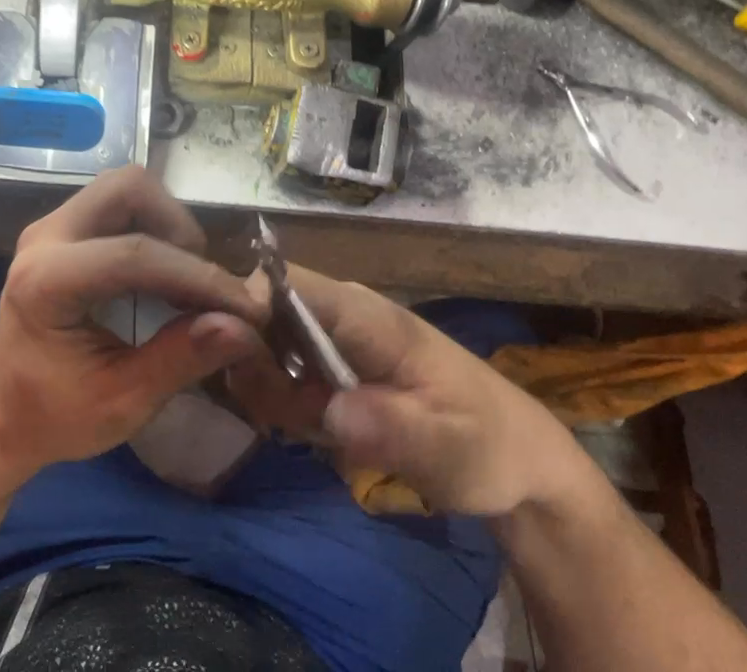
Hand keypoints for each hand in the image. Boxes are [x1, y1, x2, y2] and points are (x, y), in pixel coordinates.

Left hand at [0, 167, 266, 480]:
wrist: (7, 418)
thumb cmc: (56, 417)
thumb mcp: (123, 402)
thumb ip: (180, 359)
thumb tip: (244, 327)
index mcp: (45, 283)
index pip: (135, 255)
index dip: (200, 278)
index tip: (247, 311)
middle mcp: (44, 239)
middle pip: (128, 189)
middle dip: (179, 229)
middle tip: (201, 286)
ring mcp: (51, 230)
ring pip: (126, 189)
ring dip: (168, 226)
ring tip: (186, 283)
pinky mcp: (63, 233)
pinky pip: (118, 207)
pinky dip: (154, 231)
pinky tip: (166, 279)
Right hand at [228, 266, 595, 516]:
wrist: (519, 465)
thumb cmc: (490, 449)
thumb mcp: (453, 451)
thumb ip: (395, 431)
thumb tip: (333, 410)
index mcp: (367, 316)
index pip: (281, 282)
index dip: (239, 307)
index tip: (227, 359)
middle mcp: (340, 315)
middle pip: (258, 311)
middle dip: (249, 361)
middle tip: (284, 414)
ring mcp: (332, 340)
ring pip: (260, 343)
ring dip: (265, 387)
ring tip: (307, 427)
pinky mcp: (329, 366)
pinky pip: (278, 370)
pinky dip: (279, 400)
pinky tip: (310, 428)